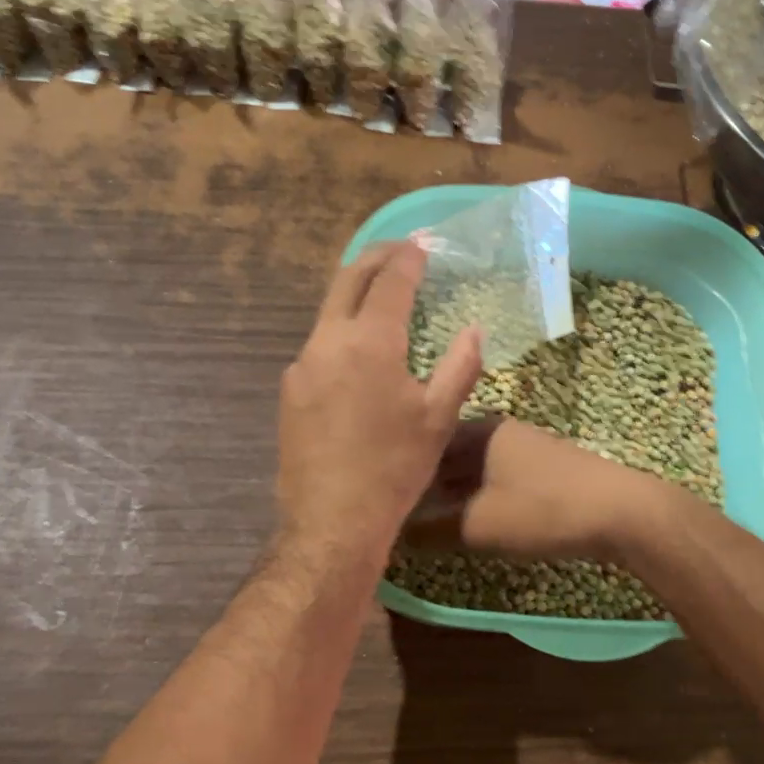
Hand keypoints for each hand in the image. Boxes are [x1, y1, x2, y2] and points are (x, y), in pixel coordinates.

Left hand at [276, 241, 482, 562]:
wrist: (331, 519)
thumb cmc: (394, 468)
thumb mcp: (437, 418)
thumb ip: (459, 366)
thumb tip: (473, 330)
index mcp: (369, 342)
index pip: (390, 282)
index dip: (409, 258)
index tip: (423, 245)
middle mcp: (327, 342)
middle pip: (347, 280)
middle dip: (375, 259)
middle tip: (399, 251)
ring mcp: (301, 365)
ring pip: (328, 312)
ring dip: (354, 294)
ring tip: (380, 295)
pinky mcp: (289, 390)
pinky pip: (317, 345)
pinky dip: (340, 331)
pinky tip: (357, 350)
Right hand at [404, 418, 669, 563]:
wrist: (622, 514)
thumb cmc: (541, 510)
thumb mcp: (477, 525)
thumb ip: (429, 530)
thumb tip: (392, 533)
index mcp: (476, 429)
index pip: (421, 442)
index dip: (399, 470)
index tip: (379, 496)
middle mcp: (496, 431)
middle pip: (444, 457)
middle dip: (422, 485)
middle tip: (396, 516)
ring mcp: (521, 448)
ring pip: (469, 472)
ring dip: (447, 496)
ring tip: (423, 524)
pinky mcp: (539, 470)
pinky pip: (491, 482)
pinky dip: (473, 500)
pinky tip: (465, 524)